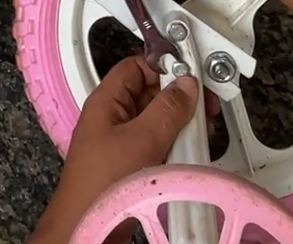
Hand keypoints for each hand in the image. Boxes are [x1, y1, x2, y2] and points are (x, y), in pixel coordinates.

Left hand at [29, 56, 200, 243]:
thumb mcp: (140, 140)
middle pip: (150, 93)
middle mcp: (113, 117)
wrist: (87, 227)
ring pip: (156, 120)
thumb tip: (186, 85)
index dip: (163, 65)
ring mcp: (122, 142)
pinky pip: (157, 145)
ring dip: (180, 124)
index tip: (190, 73)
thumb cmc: (101, 183)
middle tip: (205, 107)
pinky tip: (192, 153)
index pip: (136, 67)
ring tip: (202, 130)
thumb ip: (166, 110)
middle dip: (178, 98)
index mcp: (107, 101)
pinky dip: (175, 145)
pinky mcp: (132, 165)